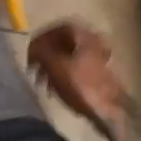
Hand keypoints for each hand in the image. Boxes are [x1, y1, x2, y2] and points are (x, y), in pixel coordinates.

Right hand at [26, 22, 140, 133]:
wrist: (110, 112)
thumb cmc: (82, 86)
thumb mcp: (56, 67)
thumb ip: (41, 52)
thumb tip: (33, 46)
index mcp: (85, 35)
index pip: (60, 27)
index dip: (42, 37)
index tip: (31, 51)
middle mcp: (94, 42)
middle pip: (64, 41)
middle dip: (46, 54)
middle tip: (33, 67)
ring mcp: (98, 58)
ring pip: (69, 56)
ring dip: (52, 66)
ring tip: (41, 81)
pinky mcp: (98, 74)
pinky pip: (76, 68)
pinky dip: (62, 74)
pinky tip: (54, 88)